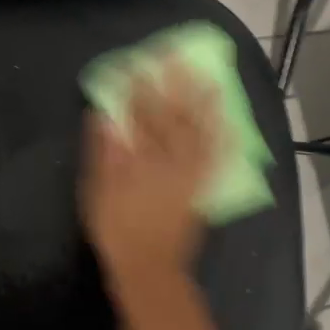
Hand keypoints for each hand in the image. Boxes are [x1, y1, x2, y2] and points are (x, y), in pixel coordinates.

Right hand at [81, 58, 219, 287]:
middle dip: (175, 87)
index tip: (138, 65)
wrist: (149, 270)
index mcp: (143, 160)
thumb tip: (103, 116)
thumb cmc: (117, 231)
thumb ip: (103, 153)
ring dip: (205, 105)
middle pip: (174, 117)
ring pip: (200, 133)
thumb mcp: (98, 193)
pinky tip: (230, 124)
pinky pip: (216, 159)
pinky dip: (224, 139)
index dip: (140, 89)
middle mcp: (170, 162)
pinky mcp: (201, 189)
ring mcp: (190, 175)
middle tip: (178, 59)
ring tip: (211, 80)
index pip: (141, 116)